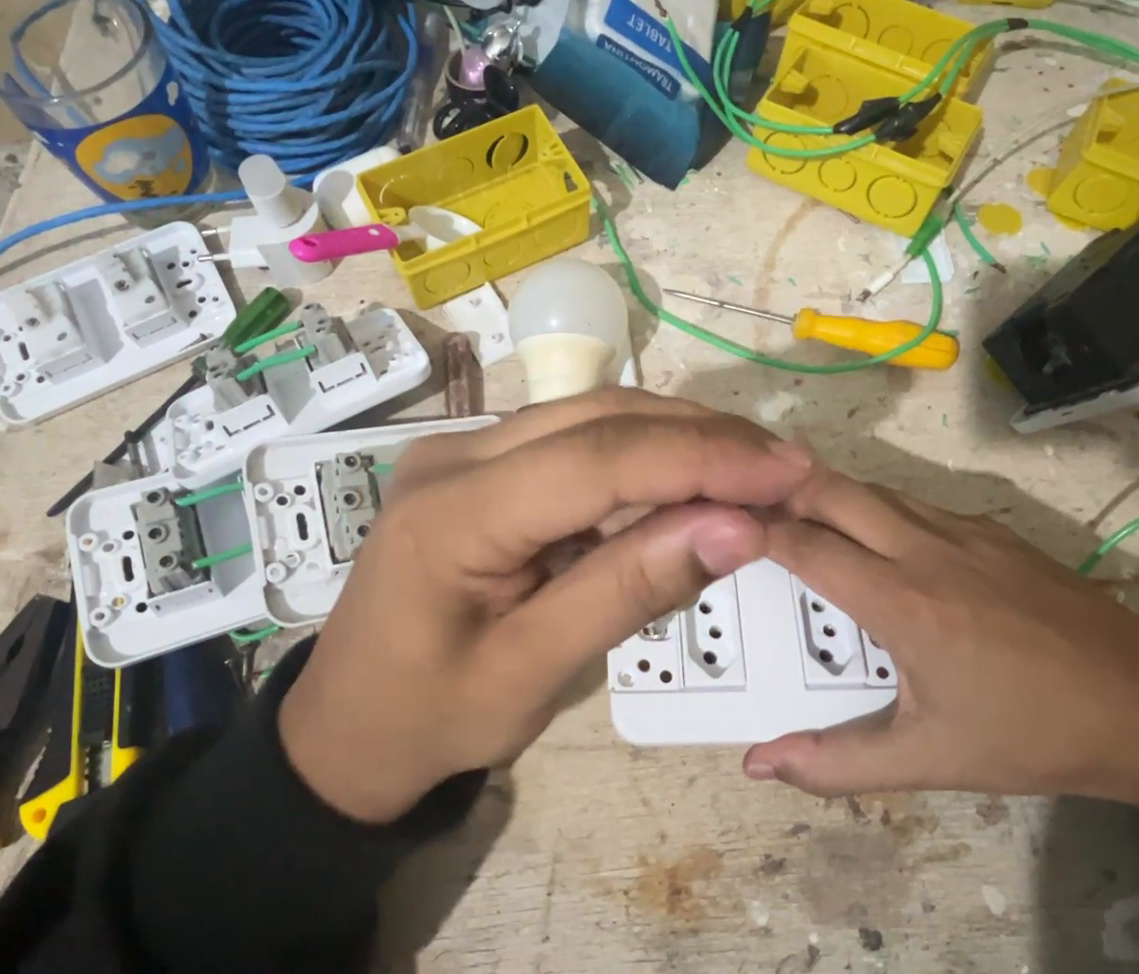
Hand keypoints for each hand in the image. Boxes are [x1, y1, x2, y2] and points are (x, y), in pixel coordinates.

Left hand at [279, 390, 812, 822]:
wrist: (347, 722)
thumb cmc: (430, 718)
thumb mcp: (532, 672)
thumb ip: (629, 590)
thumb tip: (740, 527)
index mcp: (453, 514)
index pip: (596, 460)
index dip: (702, 459)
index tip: (790, 472)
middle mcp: (454, 456)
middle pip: (597, 418)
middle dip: (701, 438)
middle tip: (788, 470)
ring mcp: (461, 451)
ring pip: (589, 416)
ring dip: (676, 438)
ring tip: (755, 472)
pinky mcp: (477, 463)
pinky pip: (571, 439)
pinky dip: (640, 455)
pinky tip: (689, 480)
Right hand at [745, 471, 1138, 870]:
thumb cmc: (1031, 736)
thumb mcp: (928, 760)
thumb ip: (834, 763)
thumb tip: (755, 765)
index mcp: (903, 601)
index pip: (805, 544)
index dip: (753, 529)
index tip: (713, 523)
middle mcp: (927, 548)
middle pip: (832, 488)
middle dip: (778, 488)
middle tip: (738, 506)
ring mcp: (965, 531)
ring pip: (873, 488)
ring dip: (824, 493)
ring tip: (787, 515)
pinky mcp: (995, 530)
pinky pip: (912, 502)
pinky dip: (871, 506)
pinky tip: (868, 538)